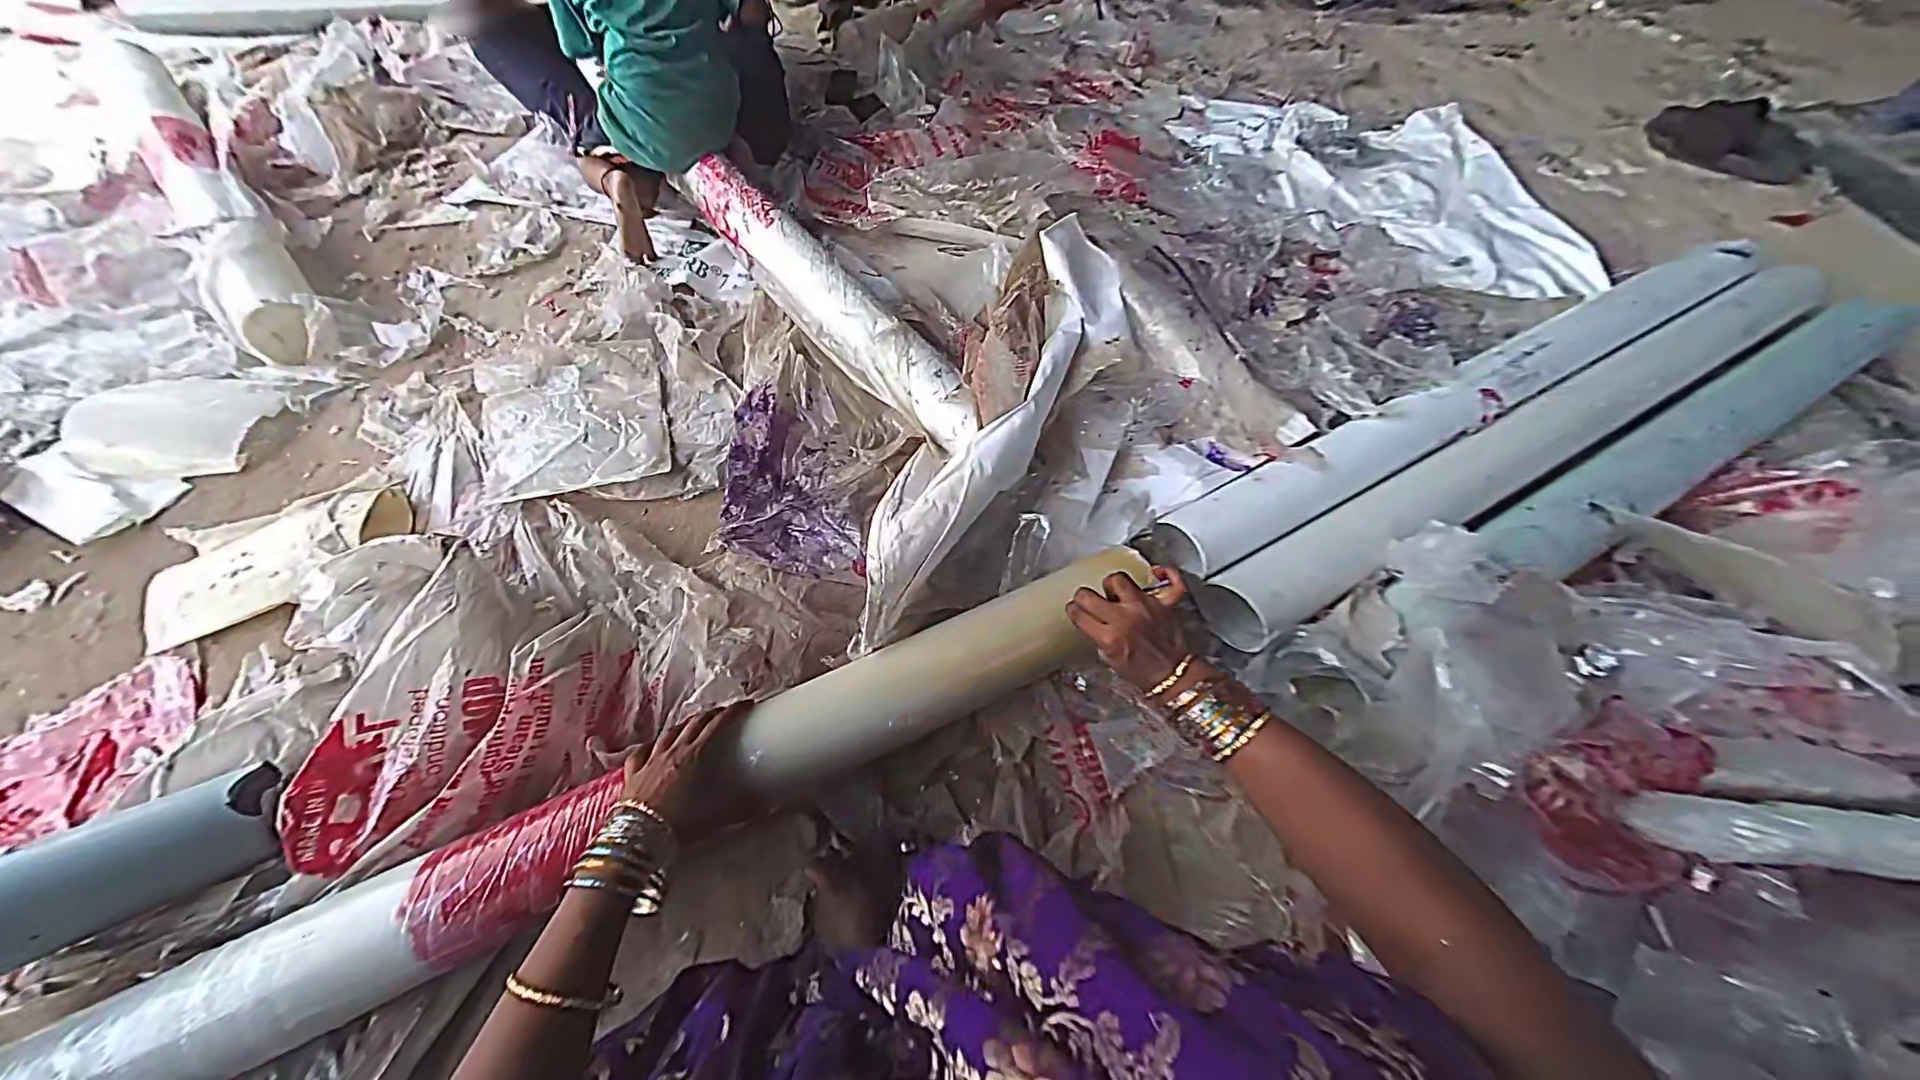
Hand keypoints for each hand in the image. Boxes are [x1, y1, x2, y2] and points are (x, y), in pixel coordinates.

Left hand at [622, 702, 750, 831]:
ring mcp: (650, 760)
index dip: (733, 712)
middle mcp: (672, 751)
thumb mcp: (713, 816)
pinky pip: (642, 751)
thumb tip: (766, 807)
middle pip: (694, 723)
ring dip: (686, 724)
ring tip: (694, 723)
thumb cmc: (677, 824)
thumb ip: (740, 809)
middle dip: (712, 713)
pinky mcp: (633, 772)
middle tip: (725, 713)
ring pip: (670, 732)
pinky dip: (652, 745)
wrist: (637, 837)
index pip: (717, 725)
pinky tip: (654, 746)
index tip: (746, 705)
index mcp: (694, 756)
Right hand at [1065, 567, 1194, 692]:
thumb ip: (1099, 637)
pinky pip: (1171, 581)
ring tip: (1115, 592)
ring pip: (1118, 579)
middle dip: (1083, 597)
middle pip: (1088, 595)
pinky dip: (1166, 574)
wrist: (1171, 675)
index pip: (1079, 614)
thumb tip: (1093, 621)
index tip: (1074, 610)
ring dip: (1113, 585)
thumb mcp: (1110, 660)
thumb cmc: (1140, 671)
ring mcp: (1145, 607)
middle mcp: (1124, 617)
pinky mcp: (1163, 603)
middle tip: (1087, 600)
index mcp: (1109, 637)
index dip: (1073, 611)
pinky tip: (1155, 573)